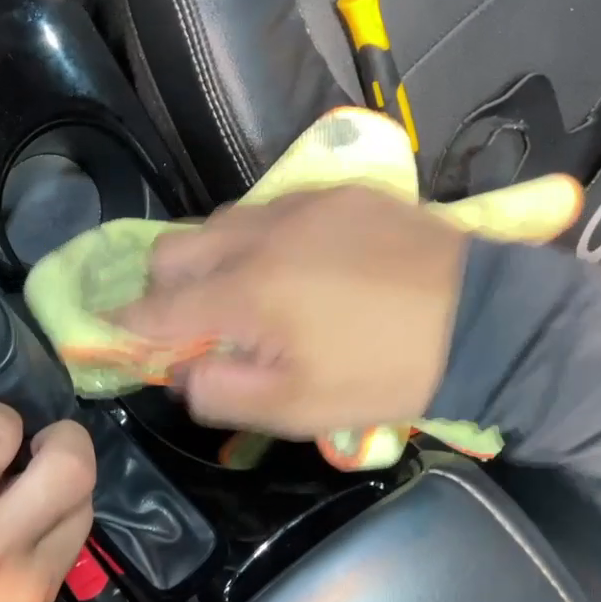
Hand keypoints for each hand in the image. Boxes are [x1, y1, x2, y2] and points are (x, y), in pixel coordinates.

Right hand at [114, 186, 467, 437]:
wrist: (490, 322)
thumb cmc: (385, 376)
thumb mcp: (297, 409)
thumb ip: (220, 392)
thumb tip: (179, 371)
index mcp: (246, 295)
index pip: (155, 309)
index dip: (124, 325)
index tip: (110, 333)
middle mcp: (259, 238)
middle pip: (169, 249)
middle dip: (162, 288)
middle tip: (190, 321)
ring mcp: (299, 207)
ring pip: (215, 224)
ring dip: (209, 261)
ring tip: (245, 292)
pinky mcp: (336, 192)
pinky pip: (267, 209)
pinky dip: (257, 239)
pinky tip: (292, 266)